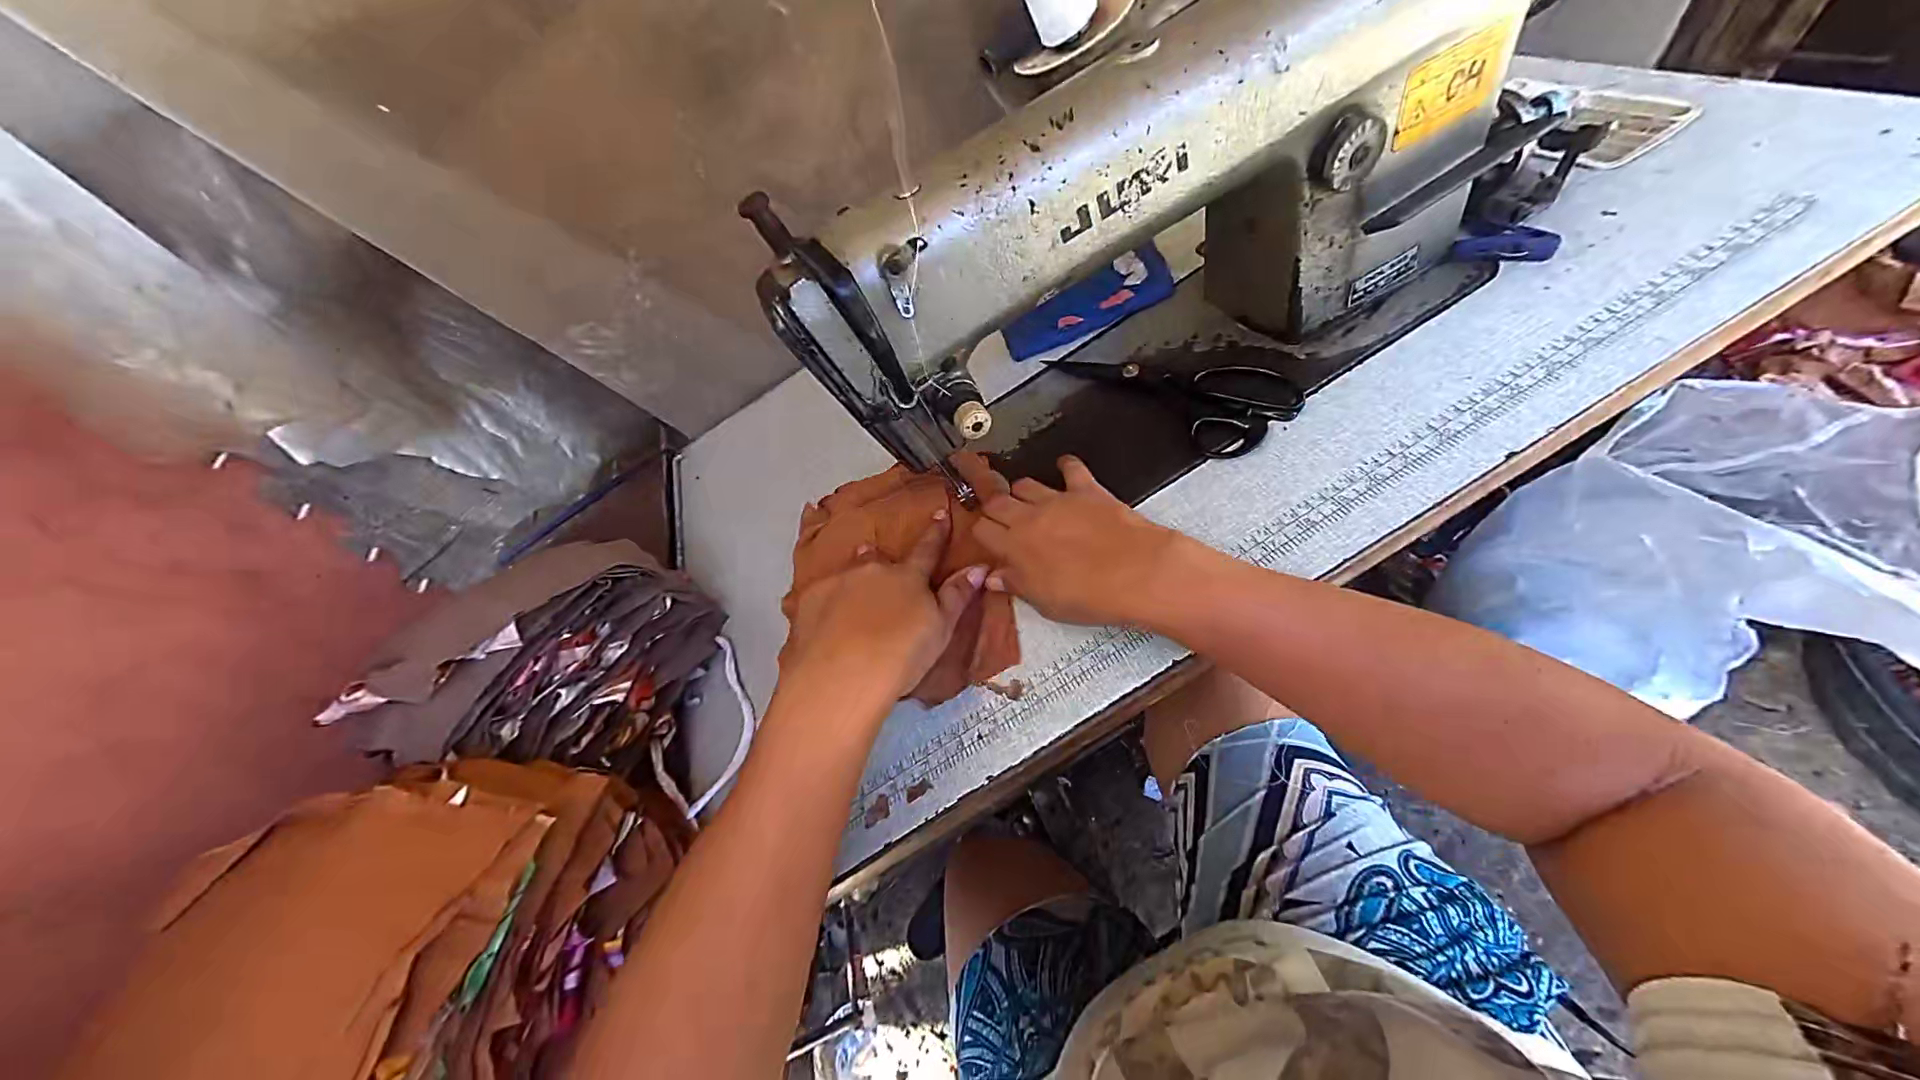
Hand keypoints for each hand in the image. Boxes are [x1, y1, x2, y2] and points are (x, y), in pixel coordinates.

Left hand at [781, 507, 985, 700]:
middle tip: (883, 568)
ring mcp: (838, 581)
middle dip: (881, 560)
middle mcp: (872, 570)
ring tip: (854, 592)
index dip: (936, 531)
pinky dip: (825, 600)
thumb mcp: (941, 629)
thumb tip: (977, 568)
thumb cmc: (901, 655)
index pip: (927, 549)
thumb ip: (957, 596)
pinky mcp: (809, 598)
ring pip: (848, 571)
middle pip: (879, 558)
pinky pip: (819, 591)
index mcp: (908, 577)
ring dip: (854, 577)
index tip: (939, 513)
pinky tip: (825, 621)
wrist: (843, 674)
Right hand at [970, 456, 1194, 626]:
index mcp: (1016, 547)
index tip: (986, 539)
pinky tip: (1064, 468)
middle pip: (996, 501)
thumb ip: (1017, 585)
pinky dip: (1065, 466)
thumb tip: (995, 579)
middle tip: (997, 516)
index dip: (981, 533)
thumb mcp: (1046, 603)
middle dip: (993, 508)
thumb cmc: (1094, 594)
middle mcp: (1031, 518)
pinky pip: (1070, 468)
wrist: (1139, 573)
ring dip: (1021, 491)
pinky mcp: (1087, 491)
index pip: (982, 529)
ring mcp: (1059, 501)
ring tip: (1025, 501)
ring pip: (1025, 484)